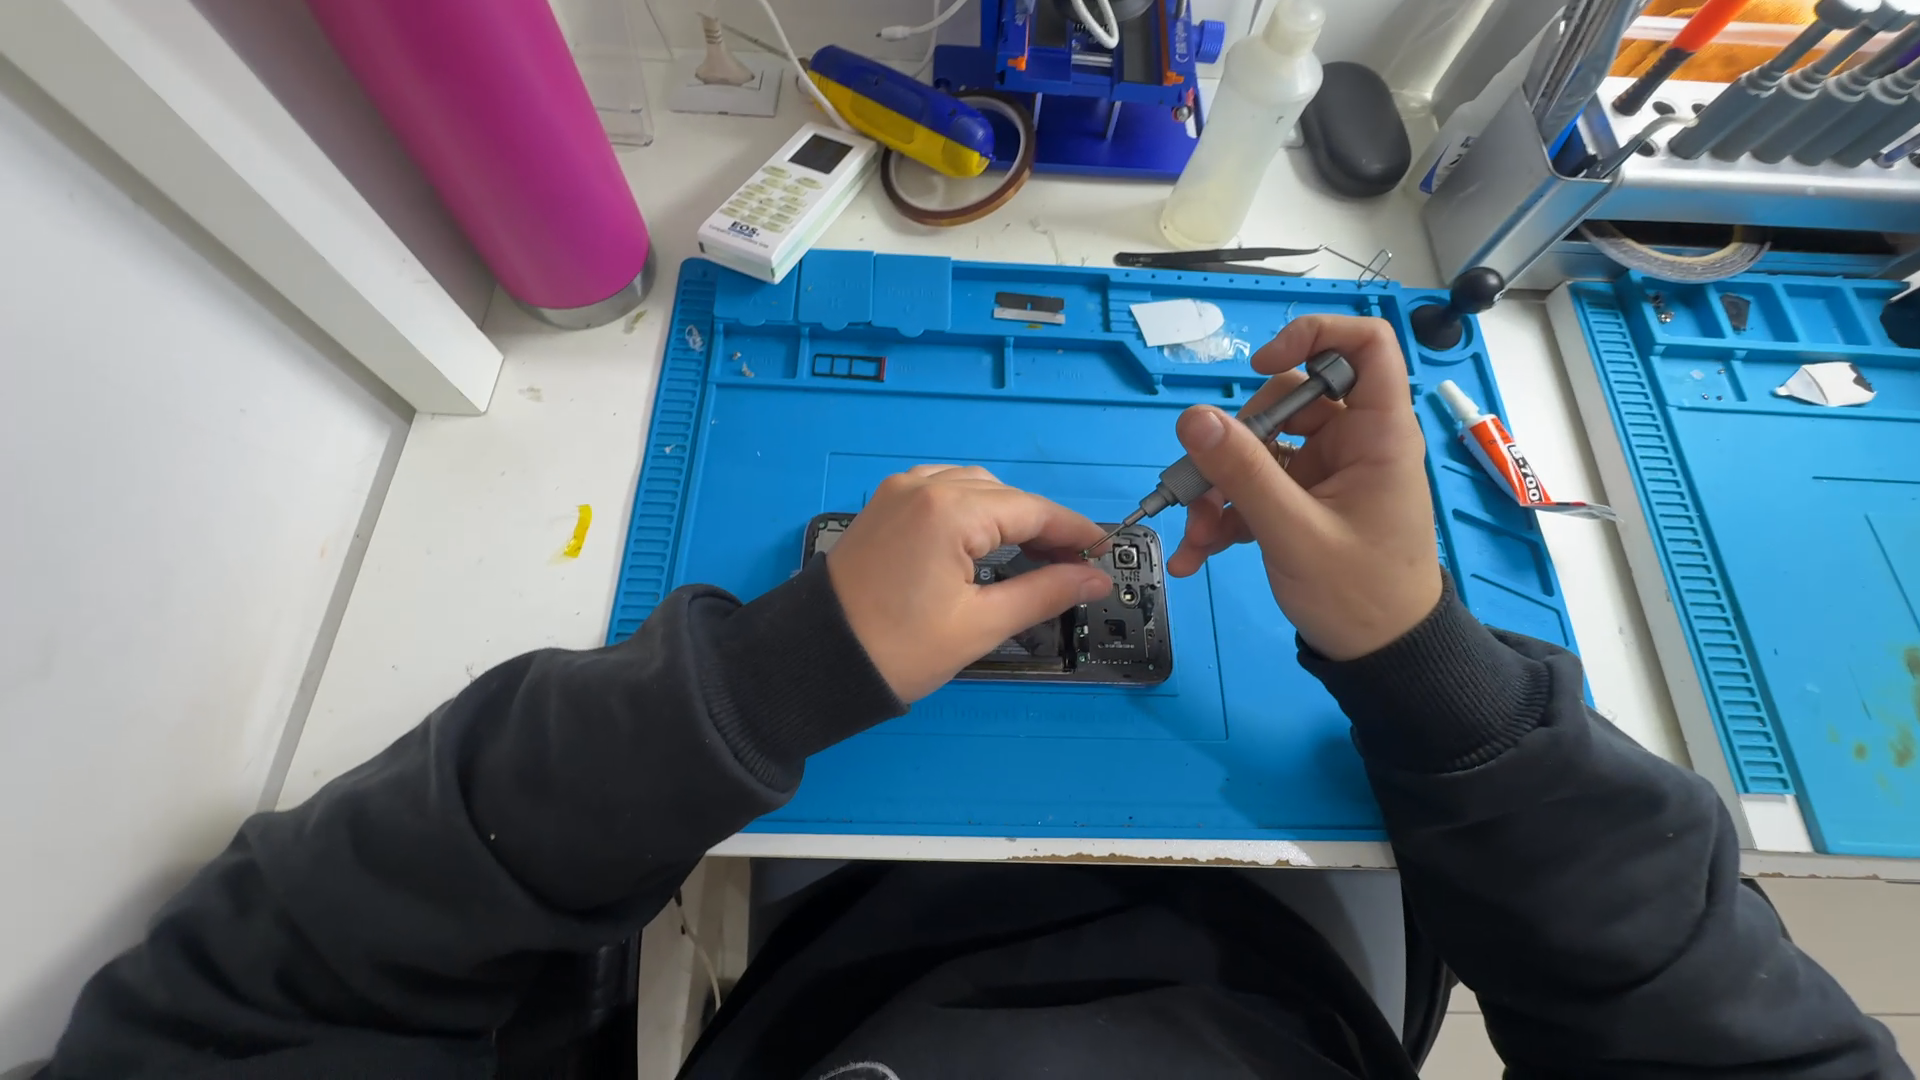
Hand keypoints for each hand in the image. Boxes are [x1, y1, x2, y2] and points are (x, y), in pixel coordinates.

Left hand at [826, 466, 1112, 701]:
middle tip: (1070, 566)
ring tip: (1032, 557)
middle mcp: (924, 486)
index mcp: (950, 511)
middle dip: (1042, 527)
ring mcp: (899, 492)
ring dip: (1008, 516)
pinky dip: (972, 510)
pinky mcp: (884, 506)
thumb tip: (1093, 578)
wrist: (815, 660)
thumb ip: (1045, 593)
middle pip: (1006, 496)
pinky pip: (942, 492)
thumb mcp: (980, 625)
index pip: (1033, 511)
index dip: (1074, 532)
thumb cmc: (897, 650)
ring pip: (975, 489)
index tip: (1103, 551)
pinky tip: (984, 541)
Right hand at [1166, 315, 1441, 660]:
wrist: (1380, 657)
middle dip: (1233, 446)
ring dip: (1217, 491)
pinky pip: (1253, 490)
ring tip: (1194, 536)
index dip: (1312, 337)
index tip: (1259, 369)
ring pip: (1257, 452)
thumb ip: (1243, 473)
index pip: (1364, 345)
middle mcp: (1350, 443)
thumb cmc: (1359, 593)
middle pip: (1285, 404)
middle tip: (1204, 487)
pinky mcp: (1300, 503)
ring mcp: (1322, 475)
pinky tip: (1197, 553)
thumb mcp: (1293, 532)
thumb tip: (1192, 418)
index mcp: (1376, 434)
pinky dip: (1222, 517)